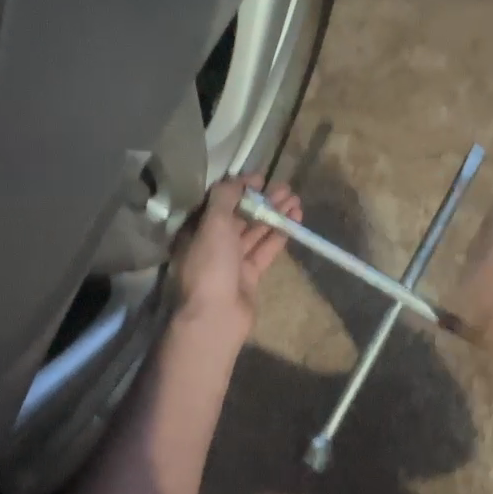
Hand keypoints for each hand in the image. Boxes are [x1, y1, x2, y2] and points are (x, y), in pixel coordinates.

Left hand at [171, 175, 301, 345]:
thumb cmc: (210, 265)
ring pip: (255, 232)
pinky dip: (278, 236)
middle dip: (263, 201)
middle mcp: (212, 243)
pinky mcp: (248, 276)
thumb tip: (238, 180)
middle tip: (286, 188)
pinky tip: (294, 222)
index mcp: (196, 229)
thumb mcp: (213, 223)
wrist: (216, 315)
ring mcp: (231, 261)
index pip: (220, 201)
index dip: (240, 187)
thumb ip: (225, 197)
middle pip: (240, 216)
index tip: (262, 177)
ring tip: (296, 201)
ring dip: (274, 216)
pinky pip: (264, 250)